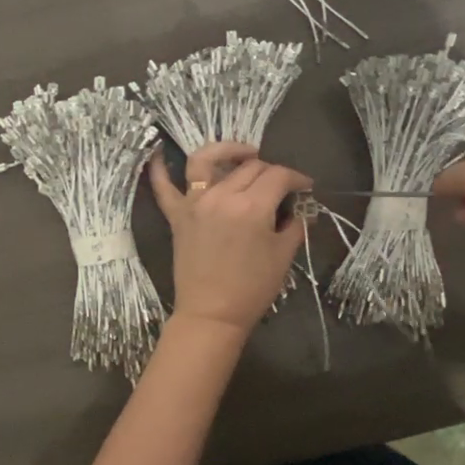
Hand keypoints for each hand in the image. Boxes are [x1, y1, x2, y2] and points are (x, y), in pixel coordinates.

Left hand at [146, 142, 310, 336]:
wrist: (212, 313)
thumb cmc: (253, 288)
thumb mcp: (283, 255)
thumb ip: (295, 224)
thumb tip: (301, 207)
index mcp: (252, 207)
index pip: (279, 175)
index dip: (297, 178)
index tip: (305, 188)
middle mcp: (221, 196)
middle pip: (250, 167)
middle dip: (271, 170)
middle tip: (280, 186)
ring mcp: (195, 203)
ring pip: (207, 160)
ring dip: (226, 150)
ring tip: (243, 154)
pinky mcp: (177, 215)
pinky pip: (163, 187)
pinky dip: (159, 169)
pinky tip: (158, 152)